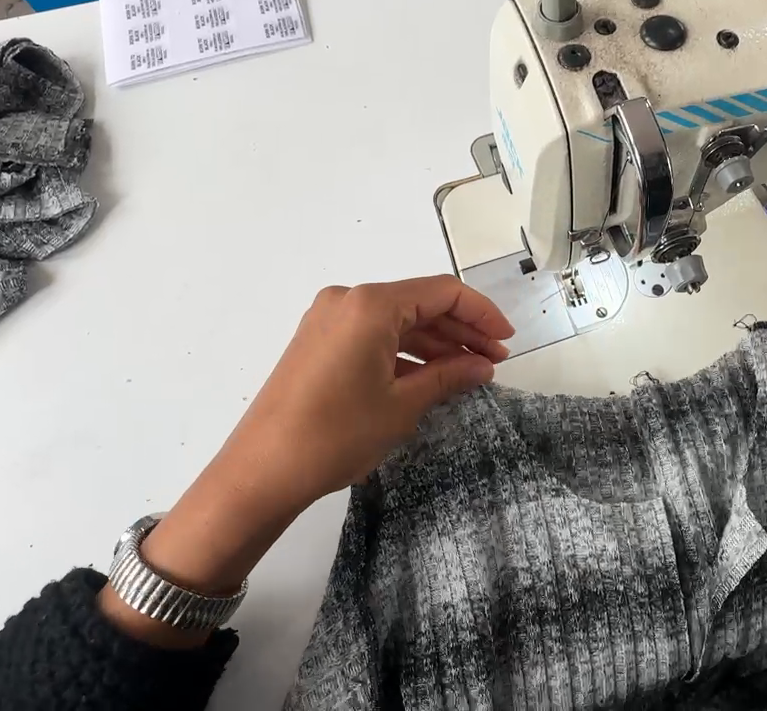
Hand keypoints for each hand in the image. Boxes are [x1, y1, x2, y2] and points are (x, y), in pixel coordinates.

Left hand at [101, 275, 511, 645]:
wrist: (258, 475)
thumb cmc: (336, 435)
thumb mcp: (402, 406)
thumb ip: (449, 376)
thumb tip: (484, 366)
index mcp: (371, 304)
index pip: (443, 292)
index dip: (482, 313)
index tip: (508, 340)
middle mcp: (349, 300)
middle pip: (421, 303)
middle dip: (461, 331)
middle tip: (493, 361)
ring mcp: (329, 319)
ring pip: (399, 320)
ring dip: (436, 343)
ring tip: (469, 372)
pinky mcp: (318, 342)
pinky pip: (375, 335)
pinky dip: (406, 352)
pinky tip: (430, 376)